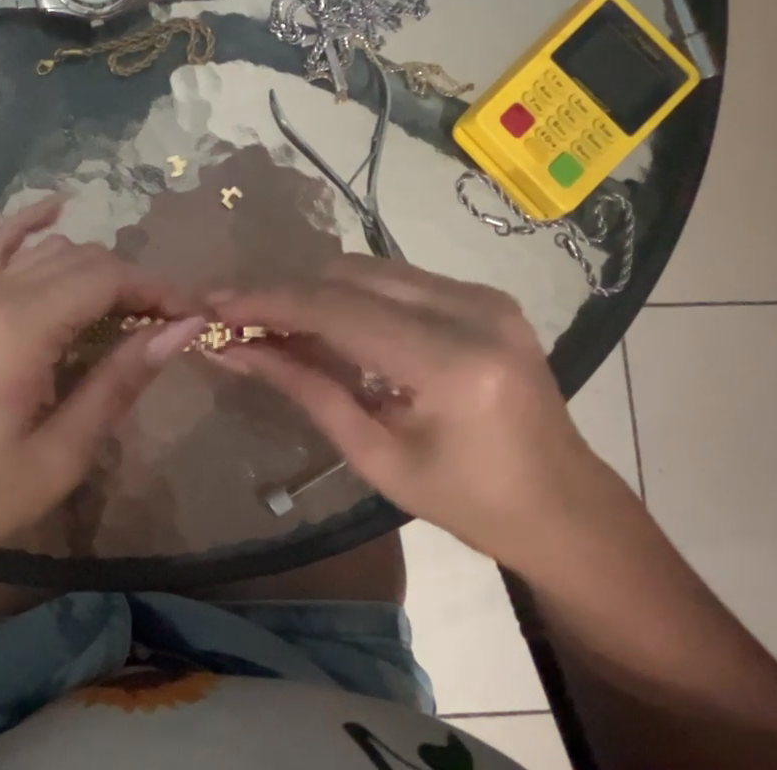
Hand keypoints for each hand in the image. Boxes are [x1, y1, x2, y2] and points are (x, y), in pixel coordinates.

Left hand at [0, 197, 205, 589]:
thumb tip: (181, 330)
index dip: (160, 291)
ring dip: (98, 269)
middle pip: (86, 260)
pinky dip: (29, 226)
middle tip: (171, 328)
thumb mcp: (62, 452)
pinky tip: (58, 209)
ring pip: (52, 252)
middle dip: (135, 283)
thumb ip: (119, 382)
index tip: (198, 320)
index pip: (109, 279)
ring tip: (133, 312)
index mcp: (22, 328)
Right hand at [213, 255, 632, 567]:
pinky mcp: (484, 297)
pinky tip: (321, 323)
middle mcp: (473, 311)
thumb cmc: (467, 502)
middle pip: (348, 275)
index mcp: (451, 363)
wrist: (565, 508)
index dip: (267, 301)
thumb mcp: (374, 455)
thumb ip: (304, 389)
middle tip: (232, 315)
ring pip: (368, 268)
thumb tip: (231, 350)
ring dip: (312, 289)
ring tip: (268, 320)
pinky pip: (394, 278)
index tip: (212, 302)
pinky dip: (347, 294)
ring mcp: (484, 297)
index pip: (337, 308)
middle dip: (283, 291)